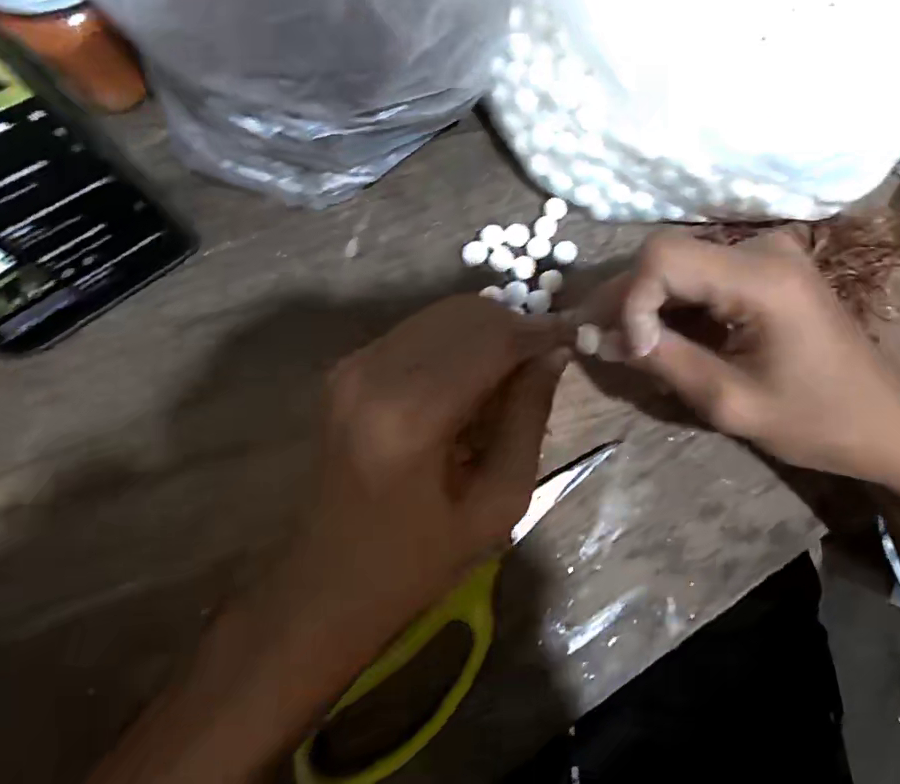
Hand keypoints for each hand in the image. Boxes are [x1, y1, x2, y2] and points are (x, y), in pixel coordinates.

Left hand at [287, 295, 571, 629]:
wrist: (327, 584)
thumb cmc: (419, 560)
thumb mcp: (497, 502)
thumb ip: (528, 419)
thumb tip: (554, 354)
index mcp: (411, 415)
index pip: (492, 339)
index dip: (539, 331)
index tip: (573, 336)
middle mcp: (376, 373)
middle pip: (466, 315)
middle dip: (514, 327)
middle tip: (543, 362)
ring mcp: (354, 366)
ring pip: (442, 315)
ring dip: (486, 333)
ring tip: (509, 376)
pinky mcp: (346, 368)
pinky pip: (419, 331)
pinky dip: (456, 343)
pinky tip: (471, 382)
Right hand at [580, 230, 899, 487]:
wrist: (888, 424)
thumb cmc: (819, 422)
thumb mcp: (731, 401)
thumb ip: (662, 362)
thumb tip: (599, 337)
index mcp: (762, 276)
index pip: (664, 258)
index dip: (629, 299)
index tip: (626, 350)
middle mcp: (764, 248)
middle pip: (668, 255)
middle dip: (628, 299)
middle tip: (596, 341)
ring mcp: (769, 253)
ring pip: (681, 263)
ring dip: (647, 301)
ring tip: (619, 344)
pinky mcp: (769, 267)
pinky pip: (705, 274)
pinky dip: (676, 303)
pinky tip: (658, 335)